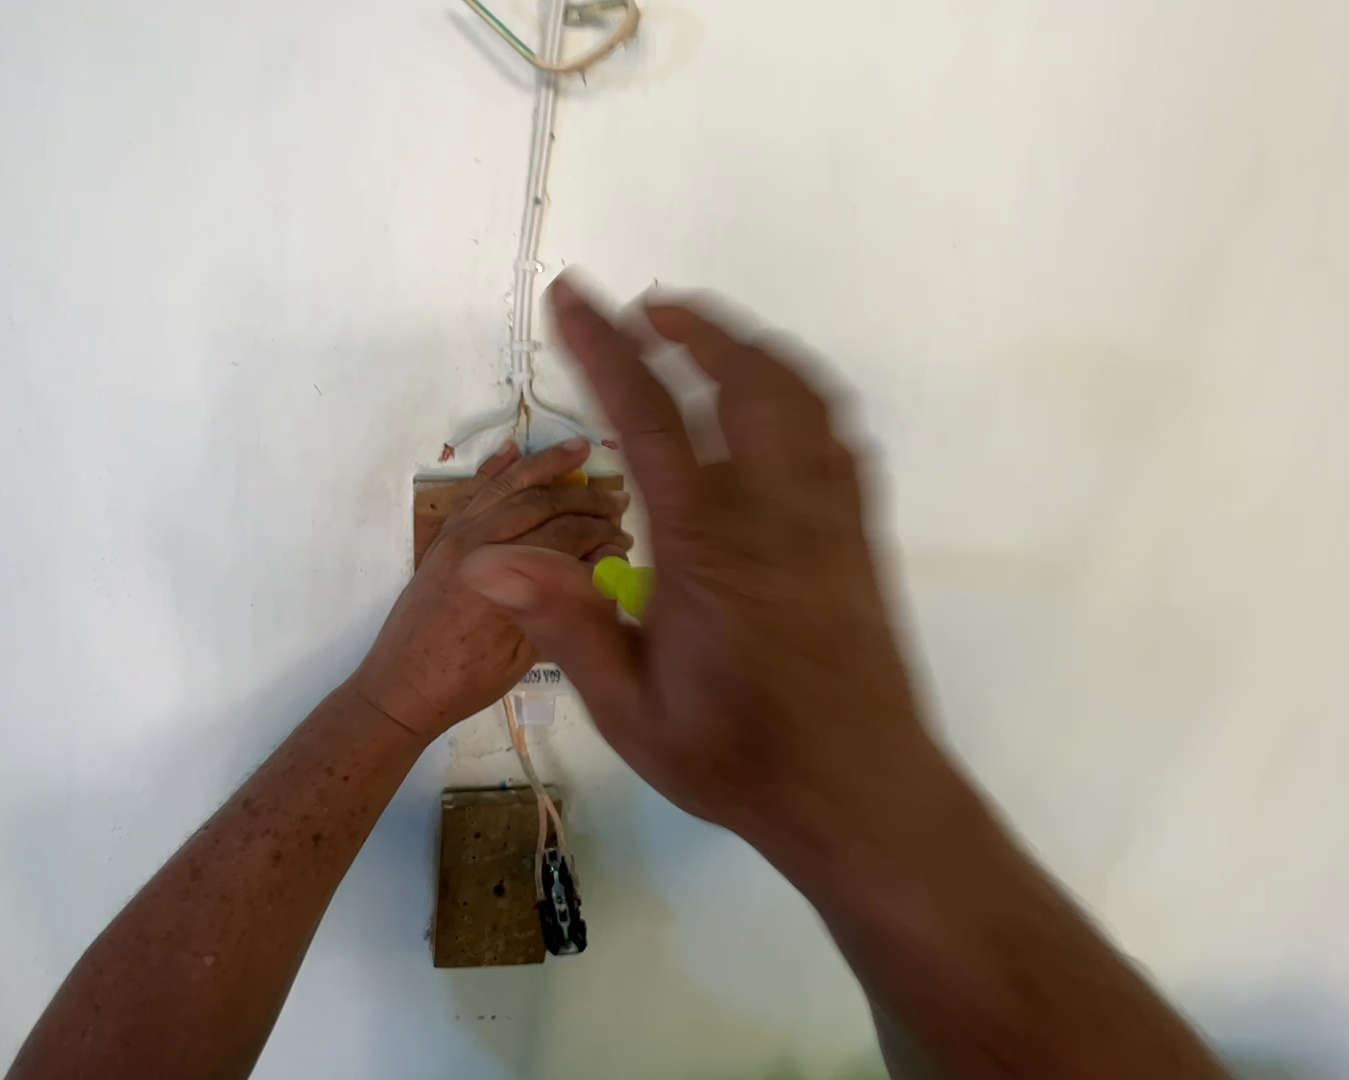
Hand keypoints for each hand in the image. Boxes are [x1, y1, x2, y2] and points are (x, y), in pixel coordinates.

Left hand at [350, 438, 631, 739]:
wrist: (401, 686)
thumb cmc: (466, 682)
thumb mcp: (526, 651)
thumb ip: (561, 602)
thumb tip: (603, 562)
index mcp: (504, 580)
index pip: (565, 539)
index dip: (601, 536)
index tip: (626, 538)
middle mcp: (478, 547)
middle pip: (541, 506)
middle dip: (585, 500)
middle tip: (618, 501)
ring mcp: (456, 538)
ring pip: (507, 489)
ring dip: (545, 467)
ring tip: (578, 449)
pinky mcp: (442, 539)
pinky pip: (471, 495)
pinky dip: (493, 470)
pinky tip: (513, 450)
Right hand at [458, 276, 944, 859]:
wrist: (862, 799)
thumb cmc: (736, 758)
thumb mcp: (627, 708)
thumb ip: (563, 623)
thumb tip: (485, 563)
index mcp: (708, 546)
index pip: (647, 417)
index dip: (602, 347)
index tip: (572, 298)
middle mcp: (775, 512)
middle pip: (740, 379)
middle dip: (686, 327)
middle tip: (639, 306)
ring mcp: (829, 518)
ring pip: (797, 396)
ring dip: (744, 348)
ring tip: (696, 334)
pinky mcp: (858, 536)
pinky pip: (833, 434)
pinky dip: (794, 391)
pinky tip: (768, 403)